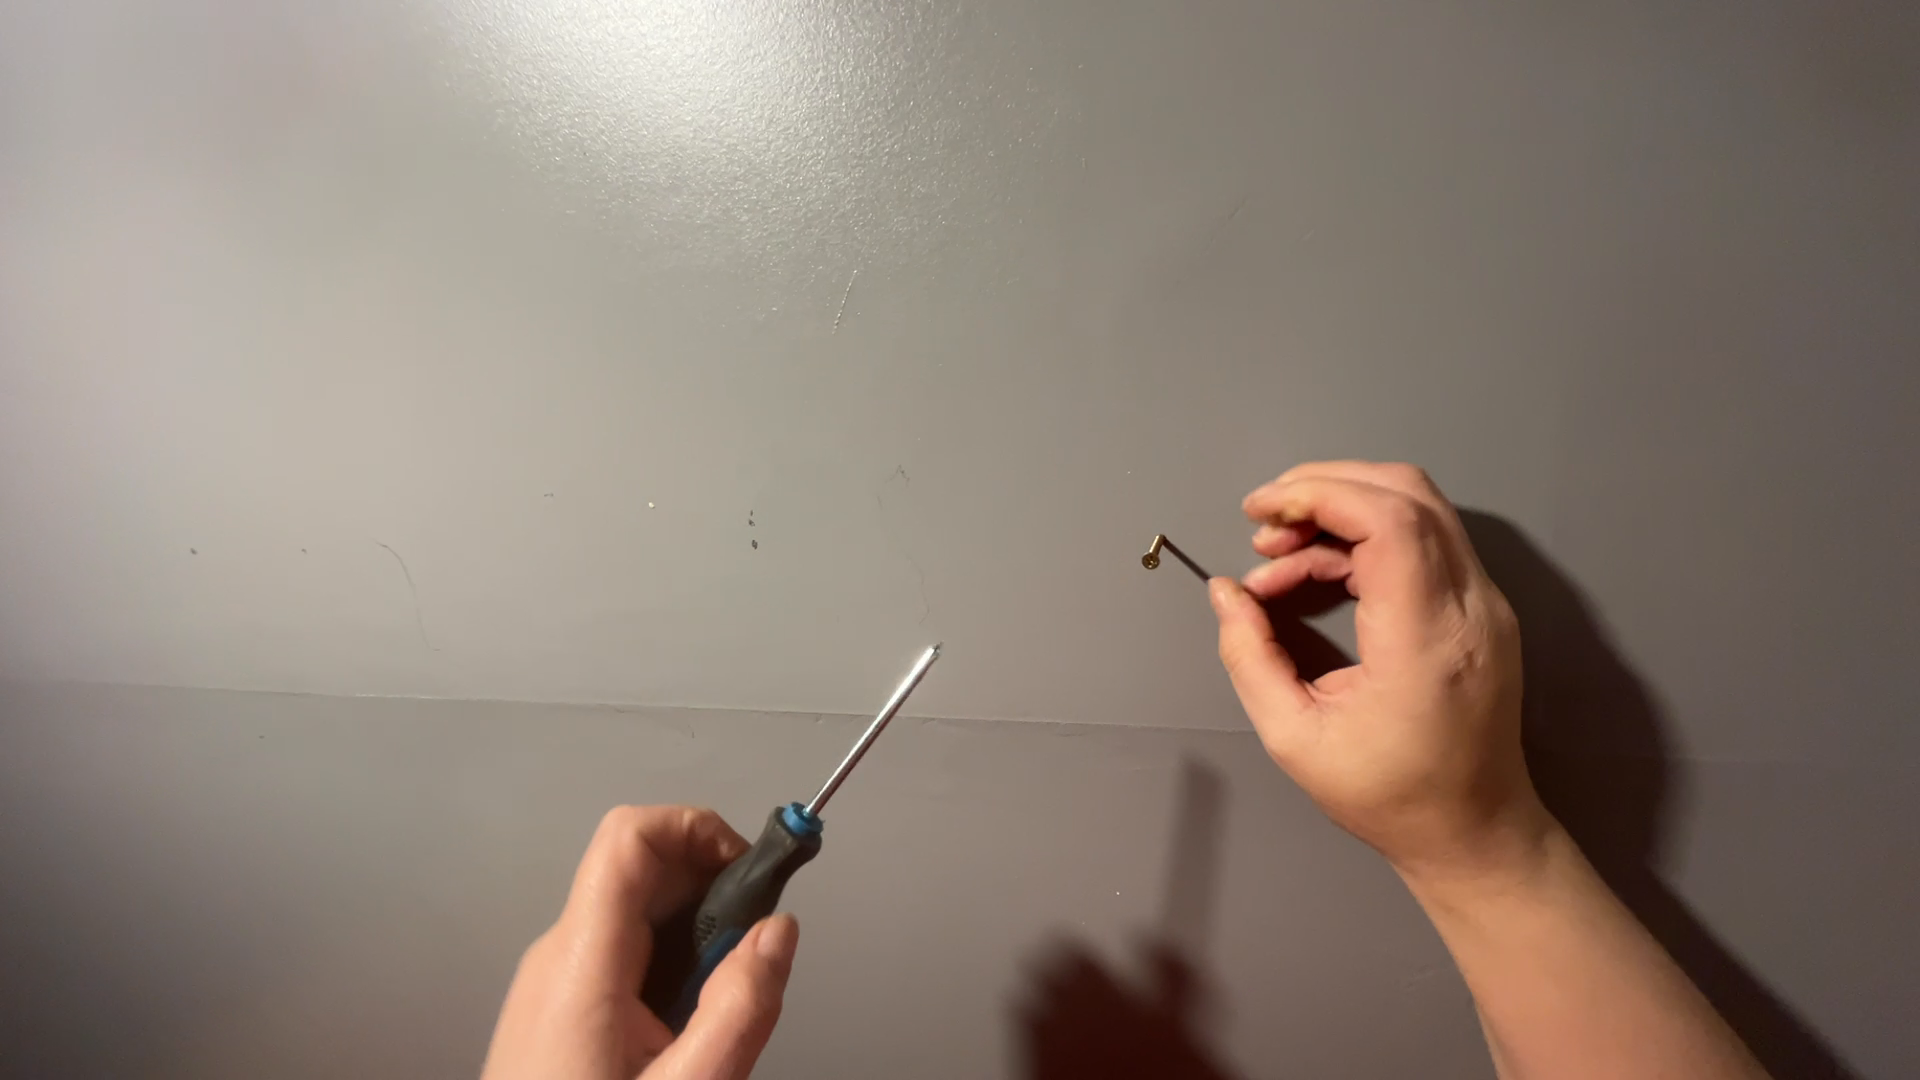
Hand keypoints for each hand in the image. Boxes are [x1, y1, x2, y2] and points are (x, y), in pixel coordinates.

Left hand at [482, 806, 797, 1079]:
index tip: (749, 874)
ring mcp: (555, 979)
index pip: (630, 836)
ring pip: (643, 906)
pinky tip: (688, 1019)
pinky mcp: (561, 1003)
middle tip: (749, 950)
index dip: (697, 827)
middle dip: (713, 886)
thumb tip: (782, 926)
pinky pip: (630, 945)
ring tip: (720, 998)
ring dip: (700, 927)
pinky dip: (676, 956)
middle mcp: (560, 954)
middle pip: (647, 866)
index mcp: (580, 962)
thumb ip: (740, 1007)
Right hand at [1211, 461, 1553, 881]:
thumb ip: (1248, 654)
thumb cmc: (1384, 794)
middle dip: (1322, 486)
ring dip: (1337, 508)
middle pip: (1407, 493)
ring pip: (1415, 506)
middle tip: (1262, 520)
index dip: (1317, 496)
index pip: (1390, 521)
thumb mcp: (1291, 735)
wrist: (1477, 833)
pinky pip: (1417, 538)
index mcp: (1426, 639)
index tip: (1257, 513)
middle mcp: (1469, 606)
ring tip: (1276, 551)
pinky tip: (1310, 571)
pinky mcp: (1475, 606)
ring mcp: (1482, 602)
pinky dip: (1356, 536)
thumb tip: (1224, 591)